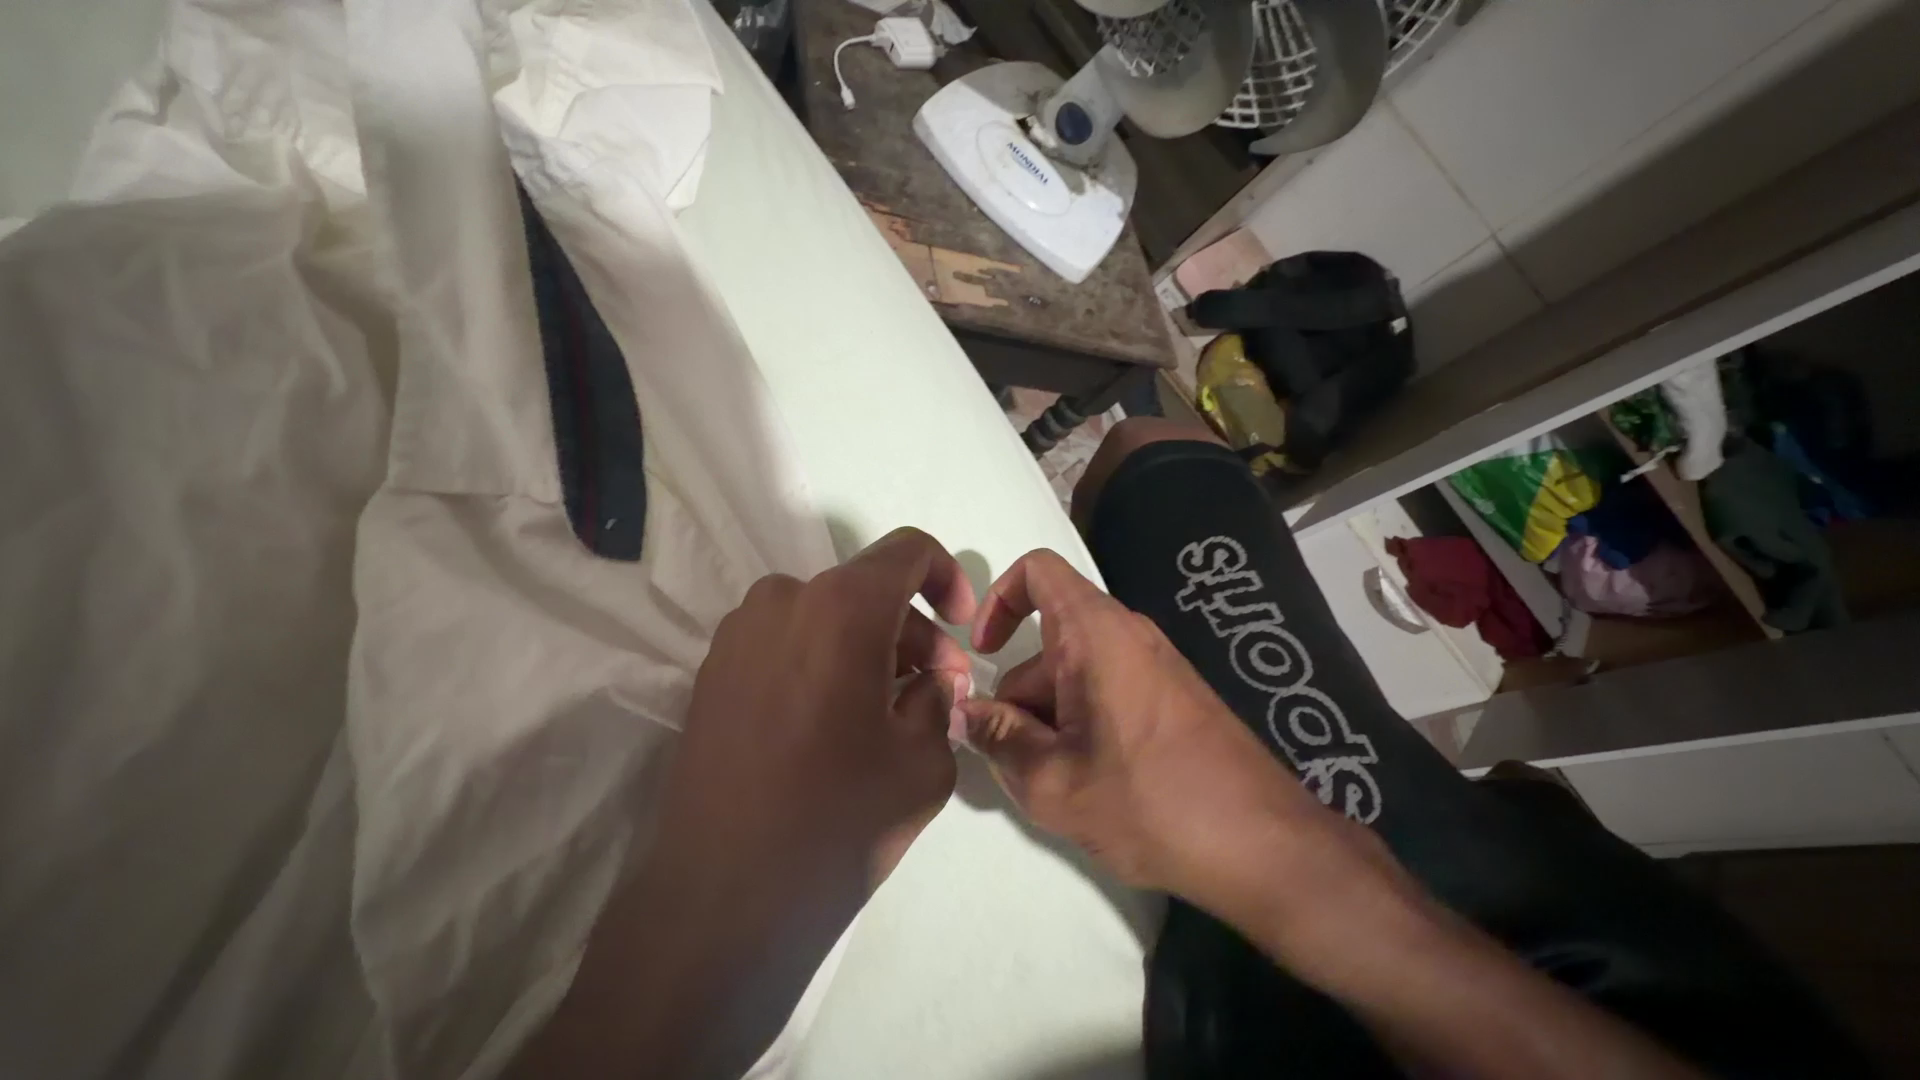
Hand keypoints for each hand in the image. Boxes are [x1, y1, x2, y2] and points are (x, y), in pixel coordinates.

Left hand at [516, 528, 976, 1079]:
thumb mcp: (924, 758)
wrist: (722, 890)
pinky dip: (821, 663)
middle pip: (866, 591)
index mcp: (842, 607)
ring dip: (866, 649)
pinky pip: (785, 644)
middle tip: (936, 693)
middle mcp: (783, 600)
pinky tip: (832, 726)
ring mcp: (737, 634)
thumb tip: (928, 681)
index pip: (908, 551)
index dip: (948, 579)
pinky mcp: (711, 672)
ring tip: (885, 715)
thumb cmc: (839, 817)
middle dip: (912, 633)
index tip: (962, 629)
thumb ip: (938, 699)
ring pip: (824, 618)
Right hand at [957, 549, 1402, 956]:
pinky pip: (1108, 692)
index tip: (981, 655)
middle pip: (1049, 641)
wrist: (1263, 844)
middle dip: (1018, 695)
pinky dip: (1083, 726)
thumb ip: (998, 739)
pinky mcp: (1173, 699)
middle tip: (1012, 762)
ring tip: (1053, 786)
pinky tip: (1090, 786)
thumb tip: (963, 711)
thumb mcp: (1053, 781)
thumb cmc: (1150, 803)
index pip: (1038, 570)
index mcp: (1096, 633)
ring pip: (1076, 674)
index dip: (998, 598)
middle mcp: (1129, 635)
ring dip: (1049, 719)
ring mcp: (1156, 667)